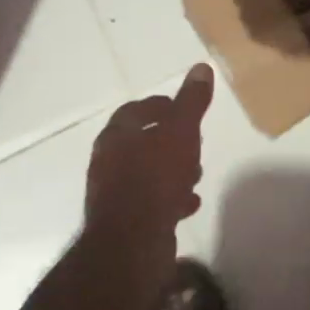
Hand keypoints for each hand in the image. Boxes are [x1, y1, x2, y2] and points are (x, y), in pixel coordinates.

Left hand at [85, 64, 212, 244]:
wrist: (131, 243)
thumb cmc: (155, 178)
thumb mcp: (180, 132)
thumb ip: (191, 102)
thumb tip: (201, 67)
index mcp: (116, 135)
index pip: (136, 110)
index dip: (161, 106)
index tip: (183, 110)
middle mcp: (108, 160)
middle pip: (141, 142)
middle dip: (169, 141)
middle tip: (194, 143)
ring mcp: (112, 193)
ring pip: (146, 172)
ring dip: (170, 171)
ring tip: (194, 176)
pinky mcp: (122, 221)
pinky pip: (149, 201)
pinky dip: (168, 198)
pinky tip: (188, 204)